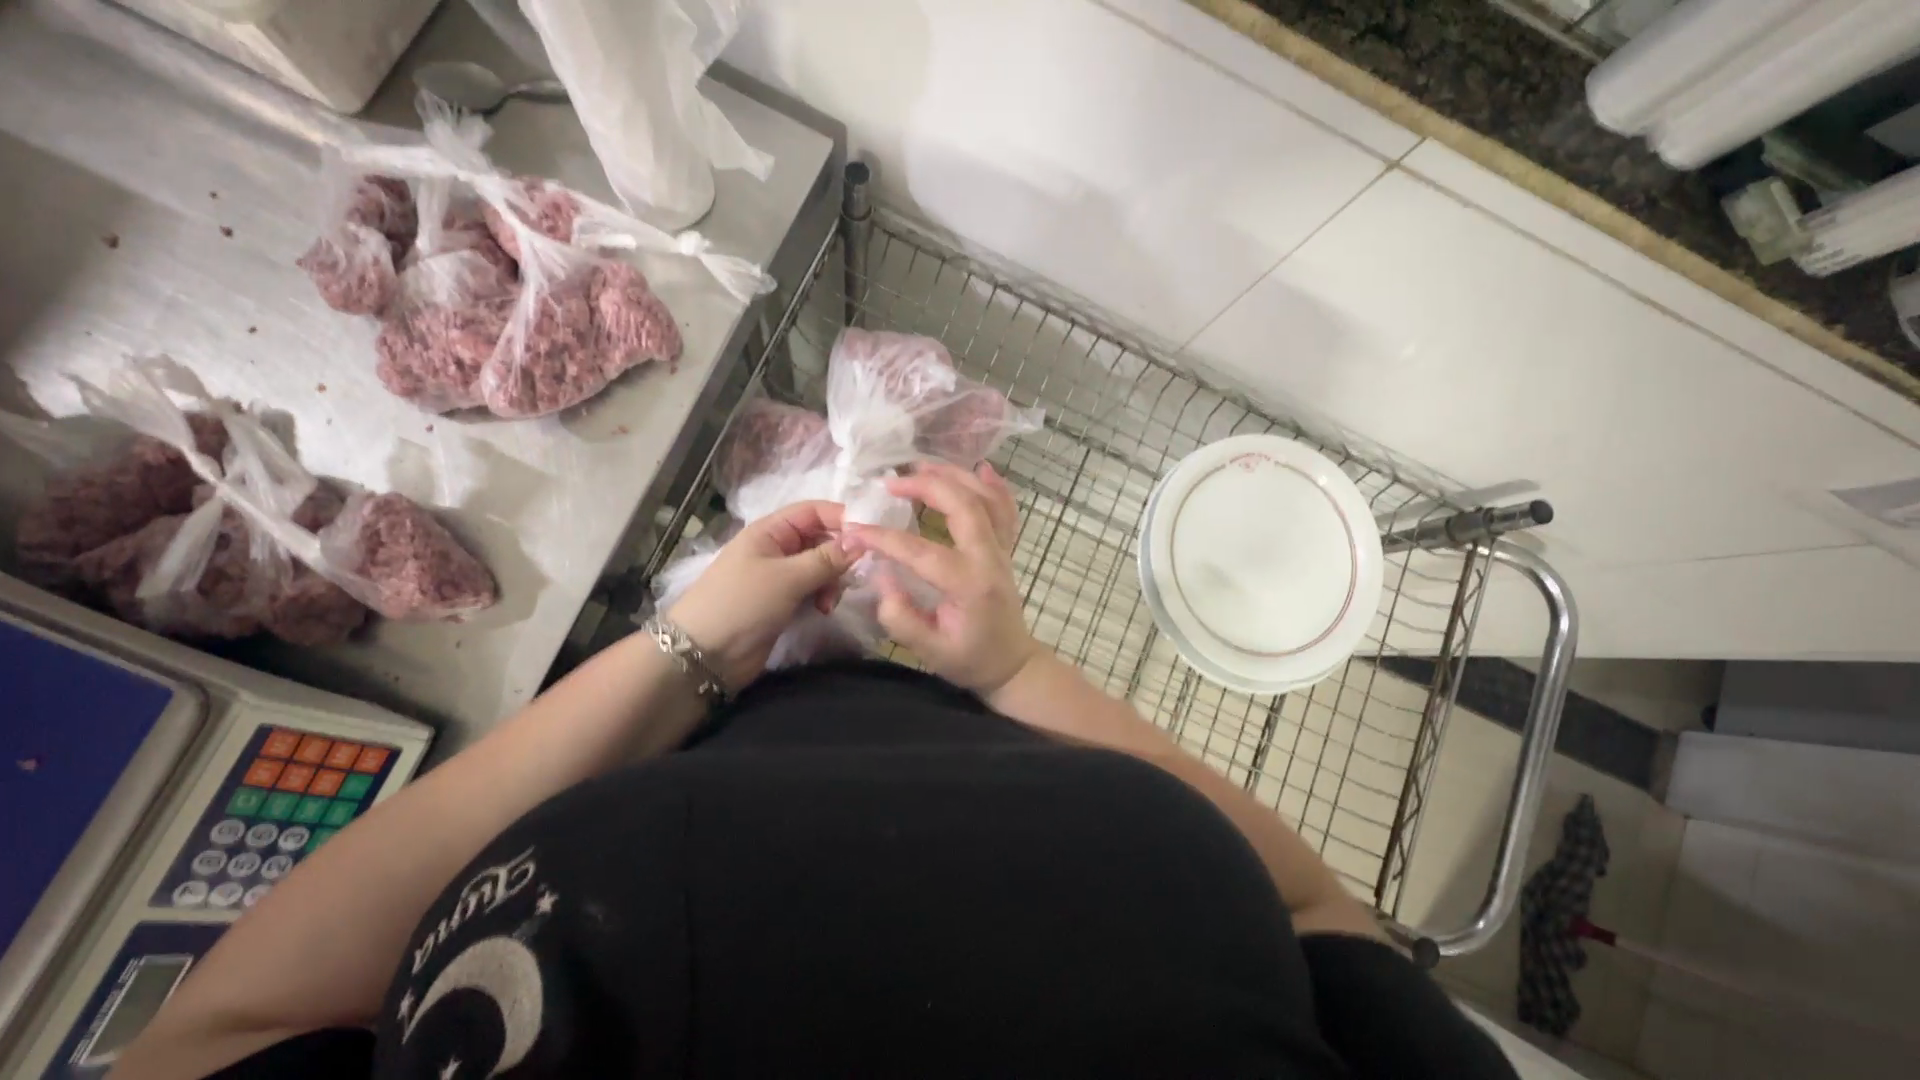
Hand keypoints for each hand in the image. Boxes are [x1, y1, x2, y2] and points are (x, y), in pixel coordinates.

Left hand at [666, 500, 857, 691]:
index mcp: (770, 531)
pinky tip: (823, 610)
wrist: (704, 654)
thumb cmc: (742, 604)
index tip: (872, 537)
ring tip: (829, 602)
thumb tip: (863, 541)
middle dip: (840, 555)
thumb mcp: (787, 577)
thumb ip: (827, 558)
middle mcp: (776, 548)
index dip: (843, 518)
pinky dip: (823, 596)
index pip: (814, 511)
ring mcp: (780, 576)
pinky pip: (813, 589)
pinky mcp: (783, 602)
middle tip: (853, 576)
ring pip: (821, 567)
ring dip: (833, 581)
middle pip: (821, 538)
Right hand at [845, 461, 1044, 695]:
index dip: (884, 538)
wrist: (1011, 665)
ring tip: (921, 466)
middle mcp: (990, 559)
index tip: (855, 530)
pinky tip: (981, 468)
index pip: (921, 551)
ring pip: (986, 500)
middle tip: (891, 482)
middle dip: (926, 487)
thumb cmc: (969, 660)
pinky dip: (996, 486)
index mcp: (969, 584)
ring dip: (955, 477)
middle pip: (964, 506)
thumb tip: (883, 579)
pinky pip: (1006, 510)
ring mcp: (1002, 551)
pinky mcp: (1006, 550)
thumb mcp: (929, 651)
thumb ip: (902, 618)